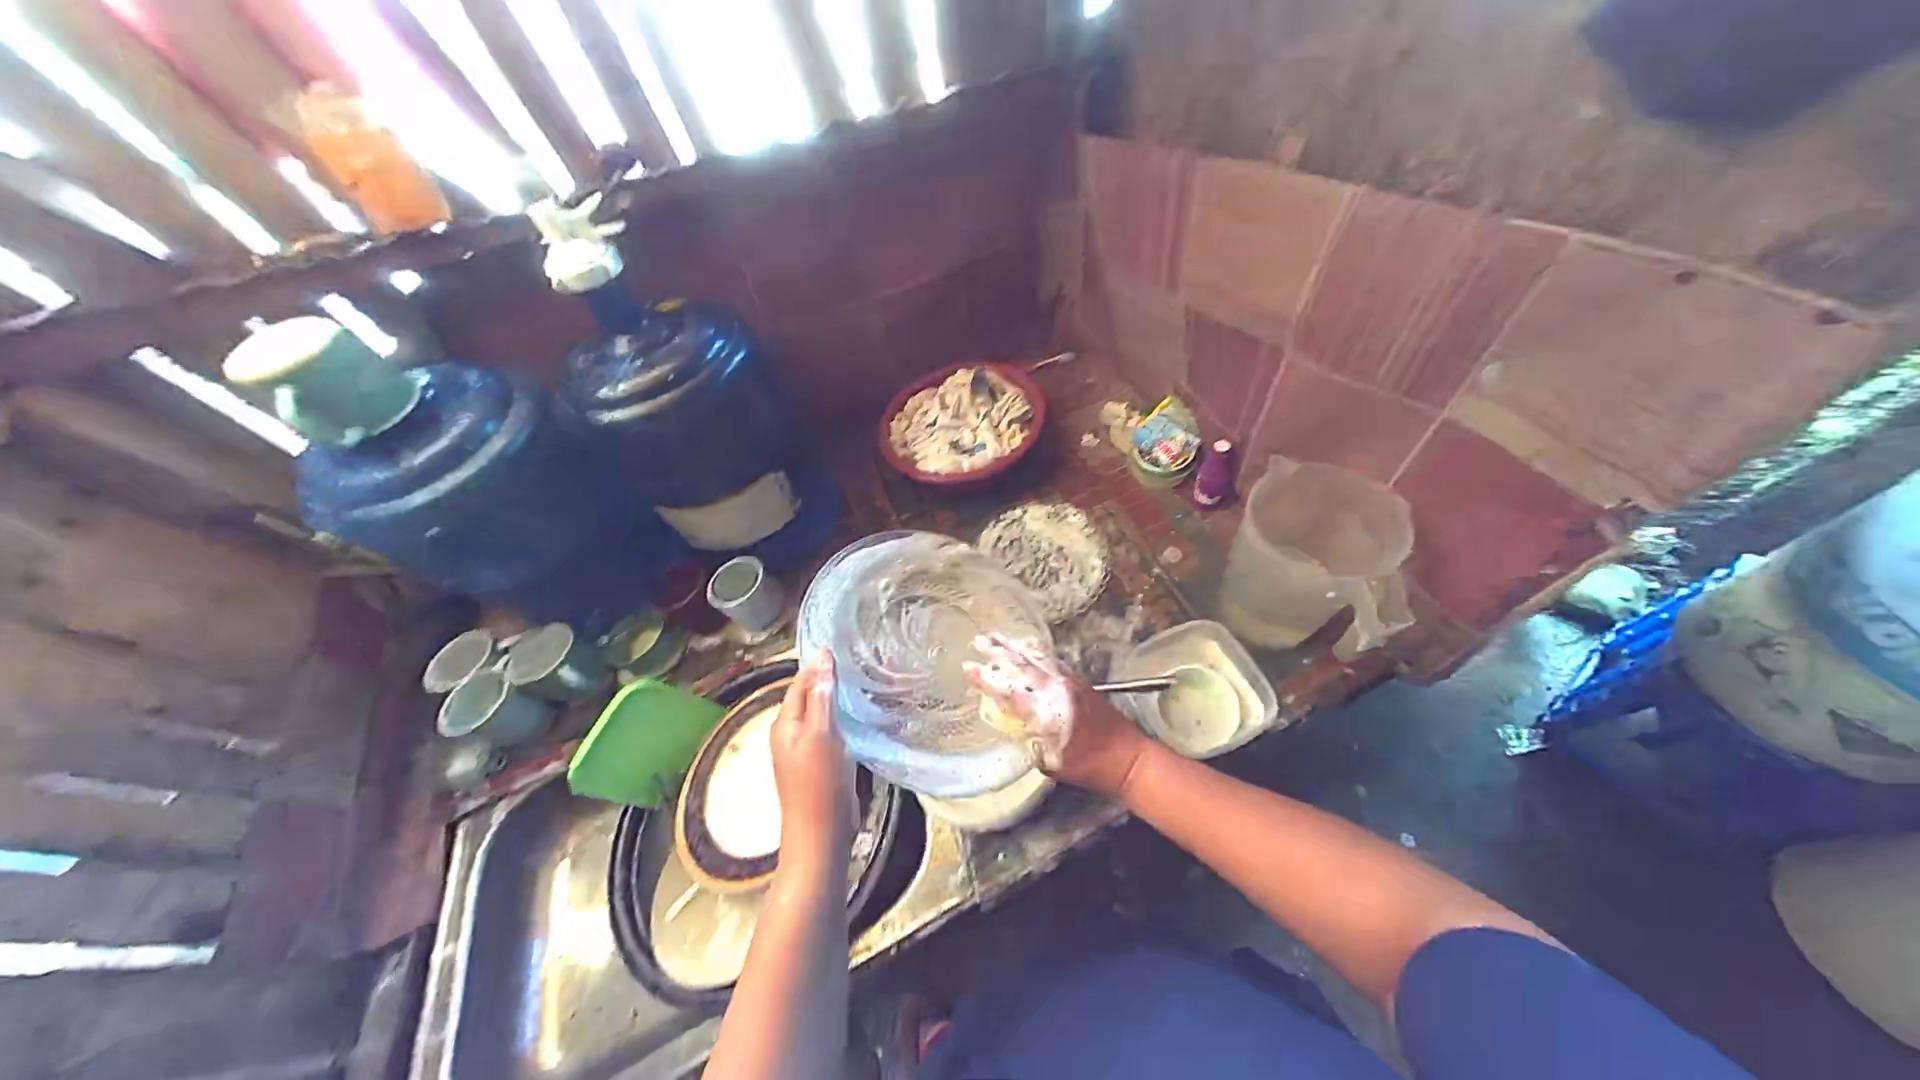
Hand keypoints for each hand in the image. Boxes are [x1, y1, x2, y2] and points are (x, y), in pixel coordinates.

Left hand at [771, 649, 853, 874]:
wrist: (820, 837)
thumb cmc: (819, 784)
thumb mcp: (822, 734)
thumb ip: (822, 696)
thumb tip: (822, 657)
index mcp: (784, 724)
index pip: (800, 683)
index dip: (817, 664)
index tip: (841, 645)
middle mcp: (790, 734)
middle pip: (809, 697)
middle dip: (828, 679)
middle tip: (857, 661)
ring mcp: (804, 751)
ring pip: (821, 714)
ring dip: (837, 699)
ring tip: (862, 682)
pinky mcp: (820, 764)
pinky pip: (830, 731)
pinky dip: (843, 719)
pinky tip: (860, 716)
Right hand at [963, 633, 1150, 797]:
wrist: (1127, 757)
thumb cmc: (1088, 767)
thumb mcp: (1051, 763)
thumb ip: (1029, 740)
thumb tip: (1012, 725)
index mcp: (1047, 713)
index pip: (1009, 691)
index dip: (987, 679)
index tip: (969, 667)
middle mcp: (1057, 691)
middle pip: (1022, 667)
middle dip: (998, 653)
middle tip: (978, 640)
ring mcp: (1069, 683)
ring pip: (1036, 659)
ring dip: (1014, 647)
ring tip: (996, 635)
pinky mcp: (1079, 681)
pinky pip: (1051, 660)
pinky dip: (1035, 651)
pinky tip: (1026, 645)